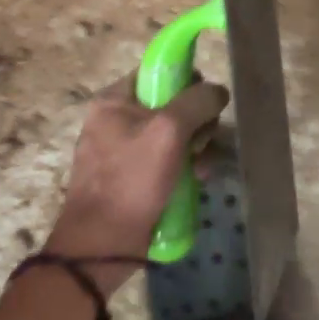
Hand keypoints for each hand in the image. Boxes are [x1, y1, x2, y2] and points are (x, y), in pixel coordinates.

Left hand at [44, 71, 229, 261]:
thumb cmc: (130, 182)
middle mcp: (116, 119)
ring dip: (195, 145)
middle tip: (201, 140)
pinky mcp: (132, 177)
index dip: (186, 80)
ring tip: (202, 165)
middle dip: (195, 121)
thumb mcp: (168, 131)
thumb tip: (217, 91)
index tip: (204, 101)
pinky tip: (197, 179)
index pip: (158, 70)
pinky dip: (184, 165)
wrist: (100, 249)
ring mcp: (123, 150)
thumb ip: (197, 100)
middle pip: (171, 102)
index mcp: (113, 100)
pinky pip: (167, 158)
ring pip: (174, 132)